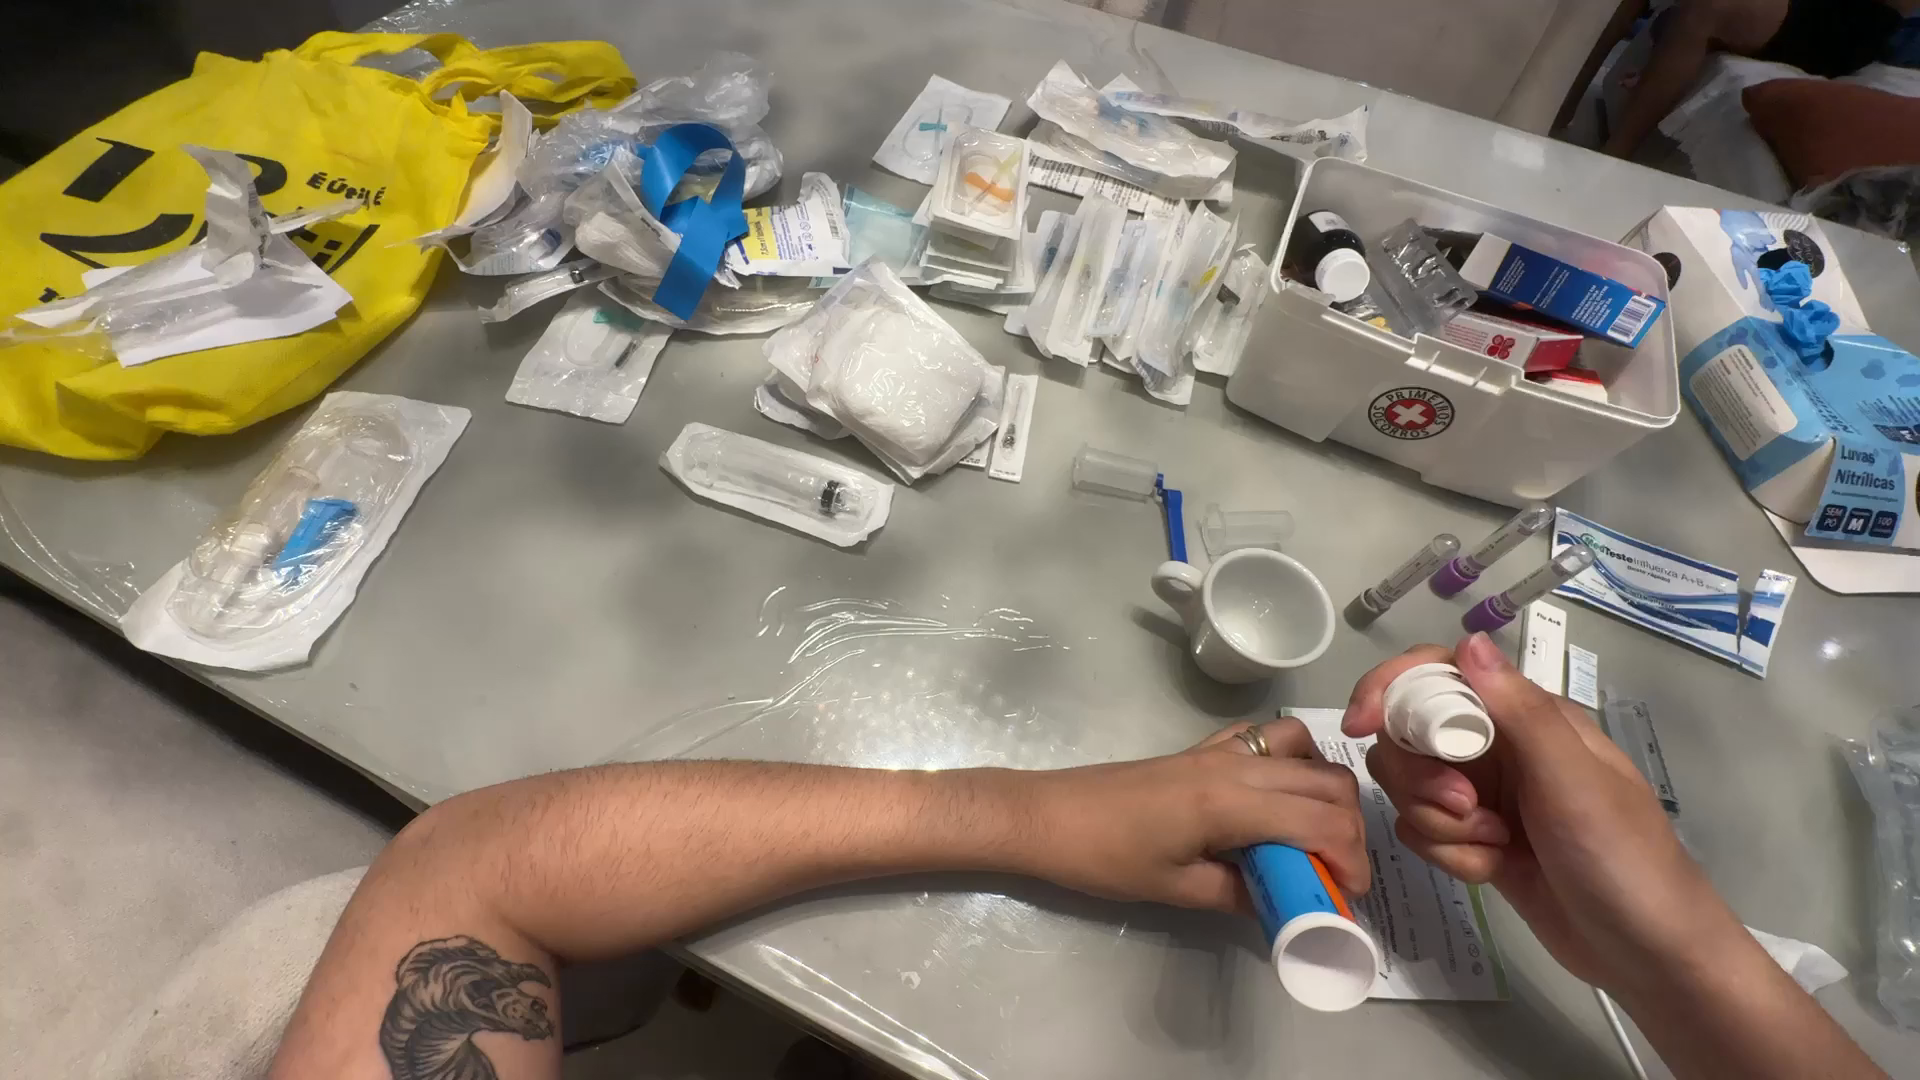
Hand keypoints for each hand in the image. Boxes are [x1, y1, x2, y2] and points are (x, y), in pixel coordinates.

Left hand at [1010, 718, 1368, 913]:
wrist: (1049, 814)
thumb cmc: (1105, 856)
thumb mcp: (1177, 890)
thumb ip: (1240, 895)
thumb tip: (1286, 902)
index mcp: (1228, 802)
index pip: (1322, 820)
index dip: (1351, 859)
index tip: (1346, 894)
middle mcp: (1231, 764)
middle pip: (1324, 779)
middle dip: (1348, 826)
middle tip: (1333, 870)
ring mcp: (1213, 749)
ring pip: (1298, 747)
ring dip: (1321, 785)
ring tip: (1310, 831)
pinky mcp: (1195, 748)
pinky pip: (1258, 737)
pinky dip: (1287, 759)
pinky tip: (1273, 797)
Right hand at [1342, 634, 1750, 997]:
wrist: (1650, 960)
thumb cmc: (1623, 861)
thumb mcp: (1574, 782)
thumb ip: (1520, 711)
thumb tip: (1470, 638)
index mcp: (1521, 716)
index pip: (1434, 674)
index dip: (1388, 689)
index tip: (1360, 724)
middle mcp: (1494, 745)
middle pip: (1405, 733)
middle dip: (1420, 776)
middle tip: (1465, 809)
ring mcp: (1479, 790)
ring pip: (1405, 782)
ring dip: (1436, 820)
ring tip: (1490, 846)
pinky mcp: (1468, 833)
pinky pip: (1417, 826)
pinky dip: (1446, 851)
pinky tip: (1490, 868)